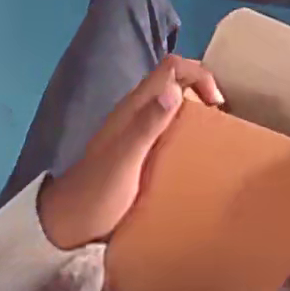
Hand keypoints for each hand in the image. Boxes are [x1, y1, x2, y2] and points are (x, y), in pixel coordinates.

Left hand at [36, 55, 223, 250]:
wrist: (69, 223)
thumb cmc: (98, 192)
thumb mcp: (126, 159)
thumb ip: (146, 124)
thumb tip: (174, 89)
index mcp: (133, 107)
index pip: (171, 68)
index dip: (199, 74)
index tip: (218, 104)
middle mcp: (134, 111)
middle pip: (172, 80)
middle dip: (200, 88)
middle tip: (221, 119)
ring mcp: (133, 129)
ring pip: (169, 102)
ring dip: (193, 108)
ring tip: (213, 135)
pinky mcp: (135, 148)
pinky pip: (164, 125)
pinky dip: (183, 128)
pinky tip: (192, 153)